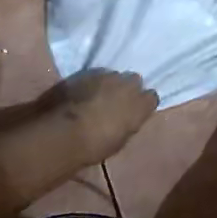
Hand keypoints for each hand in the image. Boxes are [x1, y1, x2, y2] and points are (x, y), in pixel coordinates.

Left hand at [43, 70, 158, 161]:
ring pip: (113, 75)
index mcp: (140, 104)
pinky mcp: (85, 72)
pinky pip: (94, 75)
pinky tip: (82, 92)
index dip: (143, 103)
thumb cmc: (96, 145)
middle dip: (127, 88)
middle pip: (134, 80)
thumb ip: (128, 123)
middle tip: (117, 101)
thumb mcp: (120, 140)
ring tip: (98, 95)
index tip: (136, 111)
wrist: (64, 133)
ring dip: (109, 84)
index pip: (151, 97)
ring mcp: (106, 75)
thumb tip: (127, 119)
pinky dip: (91, 82)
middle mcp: (127, 84)